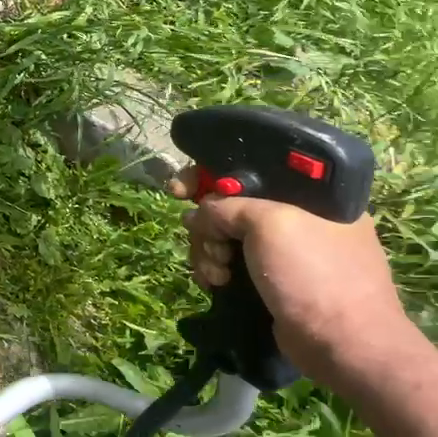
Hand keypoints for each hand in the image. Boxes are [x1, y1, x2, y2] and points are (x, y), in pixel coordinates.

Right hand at [169, 167, 418, 397]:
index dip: (206, 177)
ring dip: (207, 250)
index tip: (178, 190)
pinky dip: (214, 268)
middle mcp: (301, 224)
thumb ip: (223, 205)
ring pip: (223, 236)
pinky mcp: (272, 281)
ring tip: (216, 272)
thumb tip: (198, 218)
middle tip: (203, 238)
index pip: (248, 175)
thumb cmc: (312, 273)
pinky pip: (228, 261)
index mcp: (316, 203)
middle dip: (206, 224)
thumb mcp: (267, 221)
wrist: (343, 345)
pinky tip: (215, 281)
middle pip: (228, 207)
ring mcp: (286, 256)